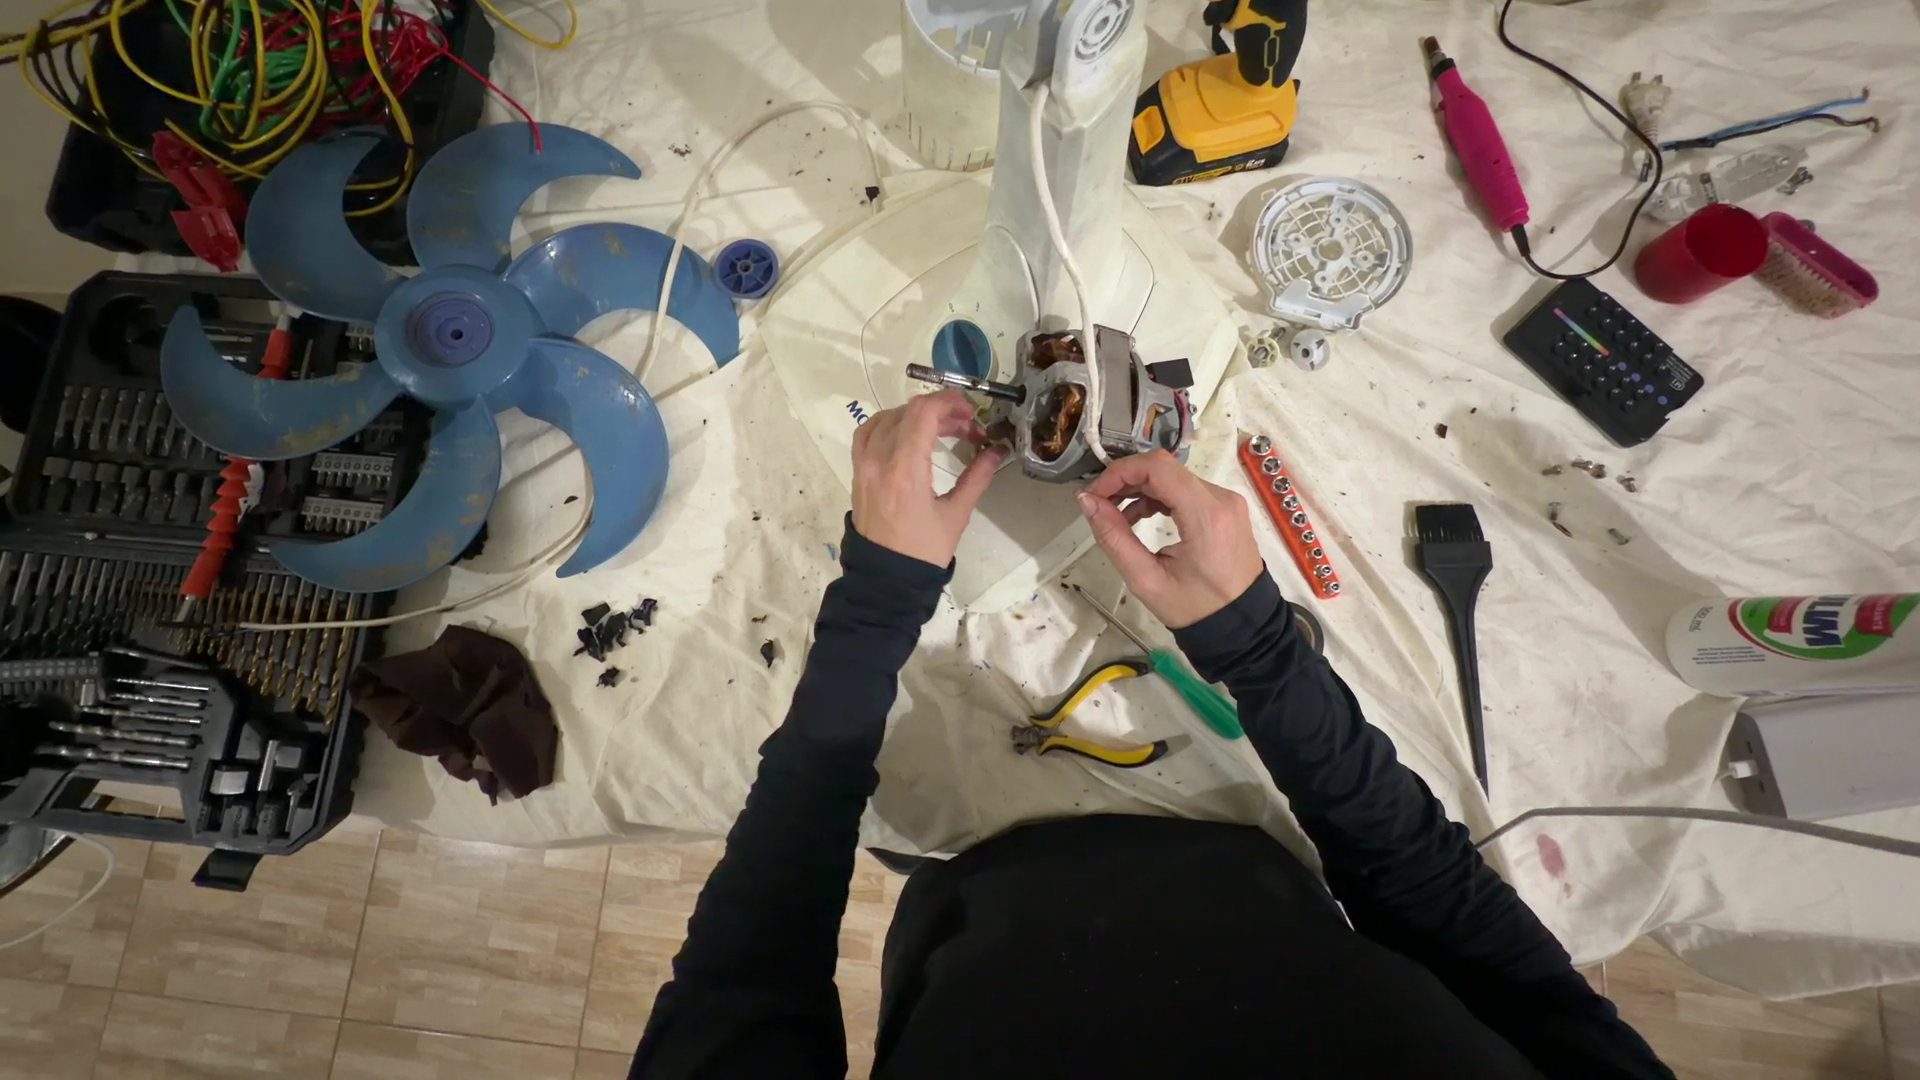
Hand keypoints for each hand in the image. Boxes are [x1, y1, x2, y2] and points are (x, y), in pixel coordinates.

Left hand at [851, 390, 1003, 566]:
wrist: (885, 579)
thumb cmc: (924, 551)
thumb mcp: (956, 514)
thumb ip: (977, 477)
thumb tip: (998, 450)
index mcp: (905, 470)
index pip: (923, 413)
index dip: (950, 403)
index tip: (972, 412)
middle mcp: (879, 460)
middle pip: (908, 412)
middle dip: (940, 411)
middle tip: (966, 427)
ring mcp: (863, 465)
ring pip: (886, 418)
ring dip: (914, 416)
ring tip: (939, 429)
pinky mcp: (858, 473)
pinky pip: (867, 434)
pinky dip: (888, 424)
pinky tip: (907, 434)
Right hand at [1076, 450, 1262, 627]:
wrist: (1243, 624)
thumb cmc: (1194, 608)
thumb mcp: (1146, 580)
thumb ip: (1114, 538)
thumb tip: (1086, 501)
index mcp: (1205, 515)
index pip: (1157, 468)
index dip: (1119, 472)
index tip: (1093, 494)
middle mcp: (1220, 498)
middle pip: (1164, 469)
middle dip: (1124, 480)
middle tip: (1096, 503)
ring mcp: (1226, 501)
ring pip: (1173, 477)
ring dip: (1138, 488)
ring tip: (1113, 514)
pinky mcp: (1225, 508)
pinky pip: (1185, 489)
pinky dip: (1157, 497)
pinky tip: (1138, 517)